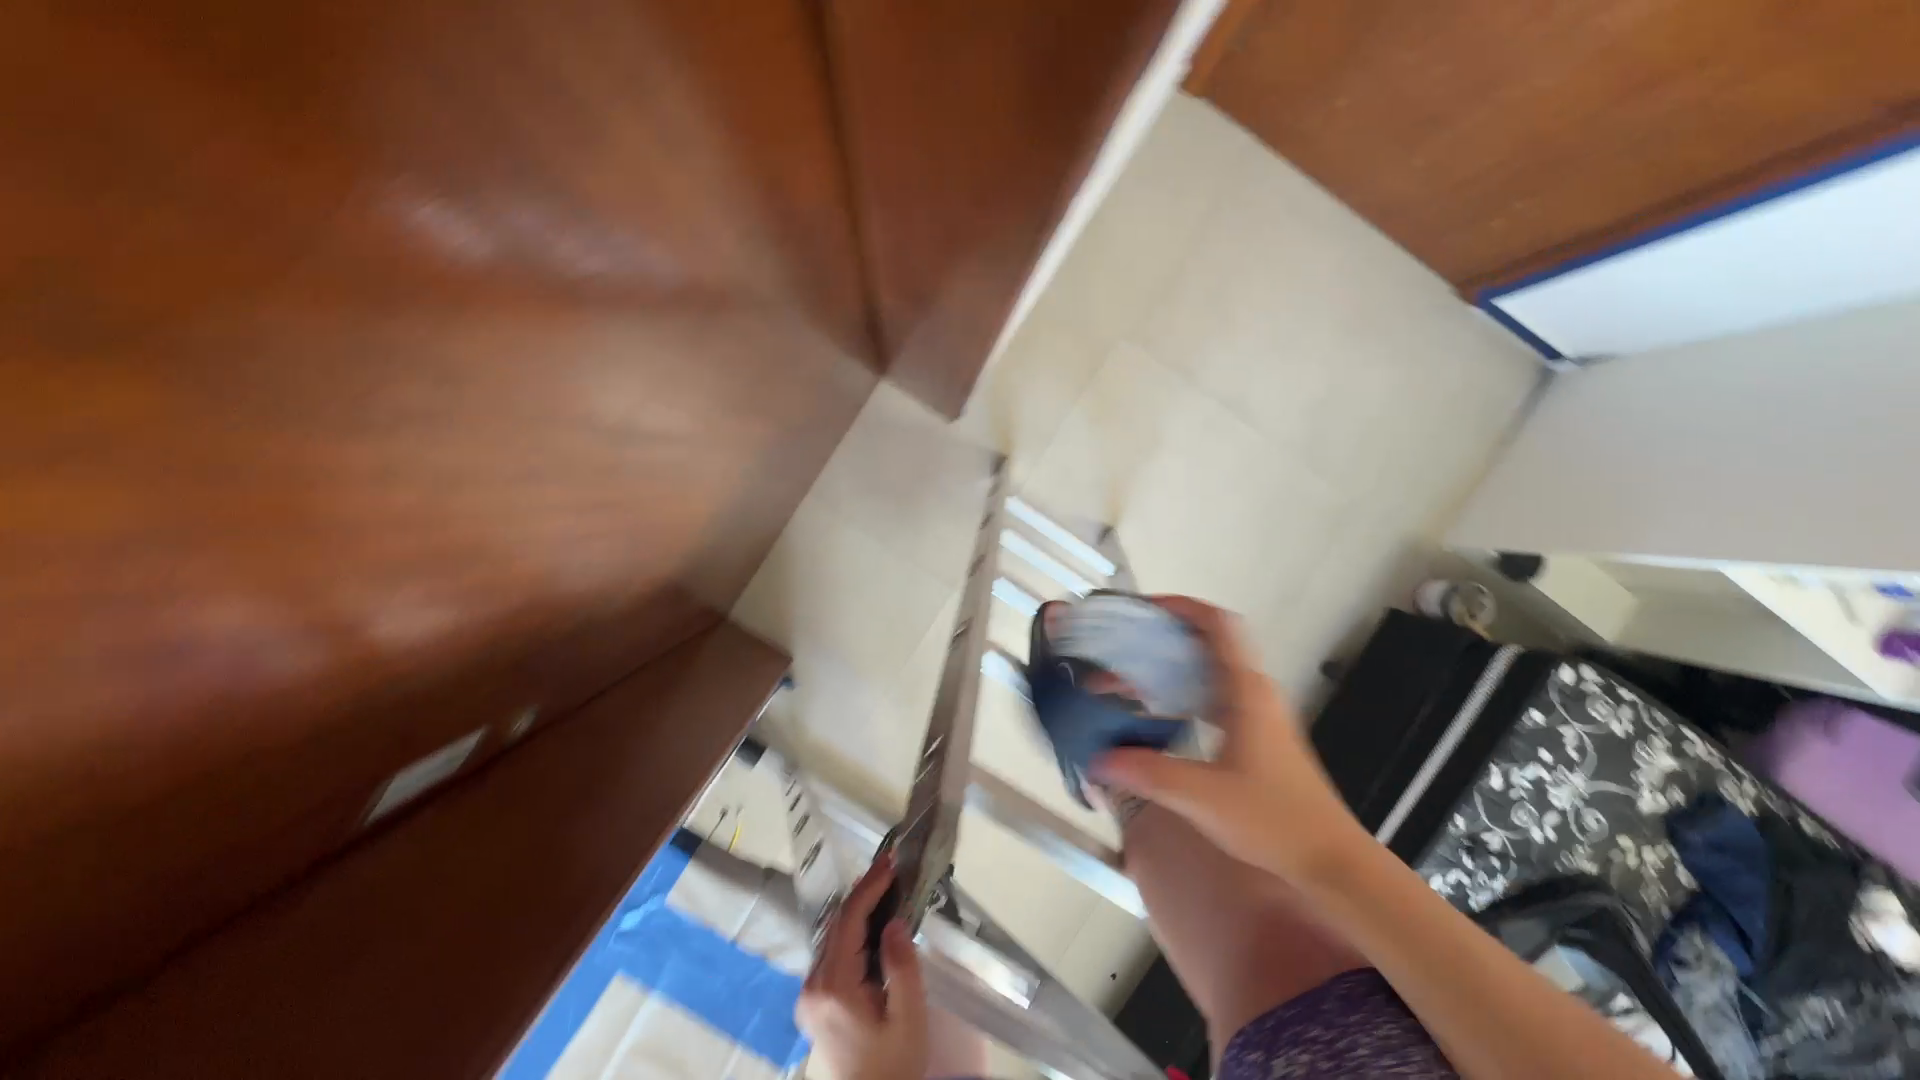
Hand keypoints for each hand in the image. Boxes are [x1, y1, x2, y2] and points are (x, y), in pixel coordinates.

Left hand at [795, 855, 927, 1079]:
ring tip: (885, 890)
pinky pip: (831, 955)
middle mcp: (812, 986)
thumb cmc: (894, 1065)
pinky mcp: (813, 1004)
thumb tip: (893, 921)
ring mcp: (808, 996)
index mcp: (834, 987)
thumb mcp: (909, 1018)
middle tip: (891, 869)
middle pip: (836, 926)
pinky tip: (871, 928)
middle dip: (863, 895)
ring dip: (857, 914)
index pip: (848, 922)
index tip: (889, 862)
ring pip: (832, 939)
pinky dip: (851, 935)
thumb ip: (901, 967)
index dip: (869, 887)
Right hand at [1092, 596, 1371, 883]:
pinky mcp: (1259, 738)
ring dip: (1173, 669)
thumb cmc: (1272, 819)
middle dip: (1164, 639)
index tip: (1141, 609)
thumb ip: (1147, 773)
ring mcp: (1260, 715)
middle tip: (1121, 650)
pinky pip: (1216, 698)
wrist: (1330, 860)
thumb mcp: (1201, 796)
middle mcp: (1255, 693)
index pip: (1216, 624)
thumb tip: (1098, 759)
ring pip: (1211, 673)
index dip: (1180, 606)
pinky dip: (1185, 695)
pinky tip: (1159, 719)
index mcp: (1246, 691)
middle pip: (1209, 643)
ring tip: (1130, 681)